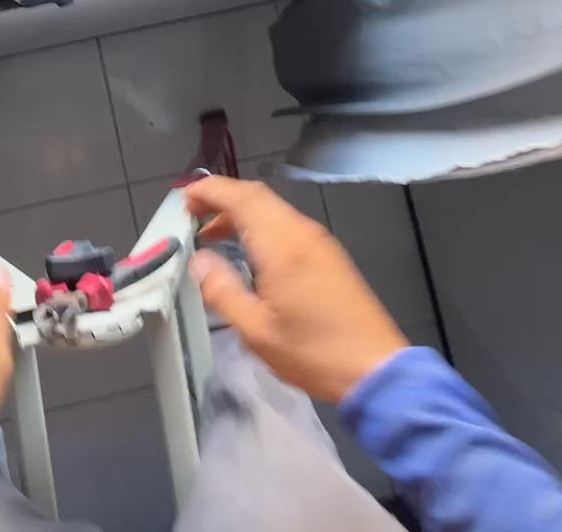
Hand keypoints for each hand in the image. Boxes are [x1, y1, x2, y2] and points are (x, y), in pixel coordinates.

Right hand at [186, 176, 408, 402]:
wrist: (376, 371)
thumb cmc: (314, 352)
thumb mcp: (256, 330)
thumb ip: (222, 291)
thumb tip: (199, 262)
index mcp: (282, 245)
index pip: (240, 198)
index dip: (209, 191)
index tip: (185, 198)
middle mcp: (301, 233)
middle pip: (256, 196)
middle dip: (221, 197)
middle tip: (193, 213)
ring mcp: (318, 242)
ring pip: (272, 209)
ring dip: (240, 212)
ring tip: (213, 233)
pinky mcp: (328, 255)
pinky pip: (286, 224)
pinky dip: (259, 225)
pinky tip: (247, 250)